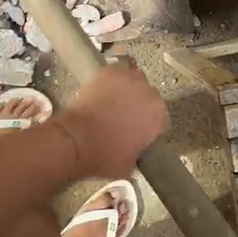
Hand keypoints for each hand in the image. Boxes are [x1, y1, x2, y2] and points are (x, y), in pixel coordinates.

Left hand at [52, 62, 168, 178]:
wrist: (76, 139)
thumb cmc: (105, 156)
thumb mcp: (130, 165)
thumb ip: (139, 151)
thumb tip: (134, 148)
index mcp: (158, 114)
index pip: (161, 119)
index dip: (150, 127)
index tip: (139, 134)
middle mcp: (148, 91)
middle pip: (149, 96)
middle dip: (140, 106)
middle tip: (125, 118)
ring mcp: (128, 78)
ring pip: (134, 80)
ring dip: (129, 89)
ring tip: (114, 101)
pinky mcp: (109, 71)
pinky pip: (116, 72)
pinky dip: (112, 80)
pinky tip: (104, 90)